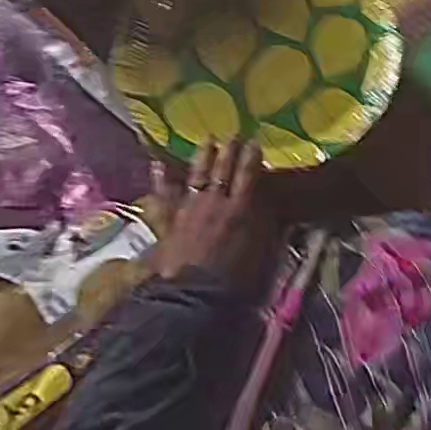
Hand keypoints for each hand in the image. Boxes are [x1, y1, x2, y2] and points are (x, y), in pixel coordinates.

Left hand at [149, 139, 266, 282]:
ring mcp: (191, 209)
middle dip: (229, 150)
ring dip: (204, 156)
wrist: (189, 296)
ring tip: (208, 139)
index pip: (247, 175)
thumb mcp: (258, 252)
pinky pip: (165, 196)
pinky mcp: (170, 222)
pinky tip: (158, 164)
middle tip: (234, 133)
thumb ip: (265, 228)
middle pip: (223, 170)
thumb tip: (272, 210)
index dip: (251, 158)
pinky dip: (161, 180)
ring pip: (198, 175)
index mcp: (239, 209)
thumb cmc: (230, 279)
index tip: (255, 142)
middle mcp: (215, 202)